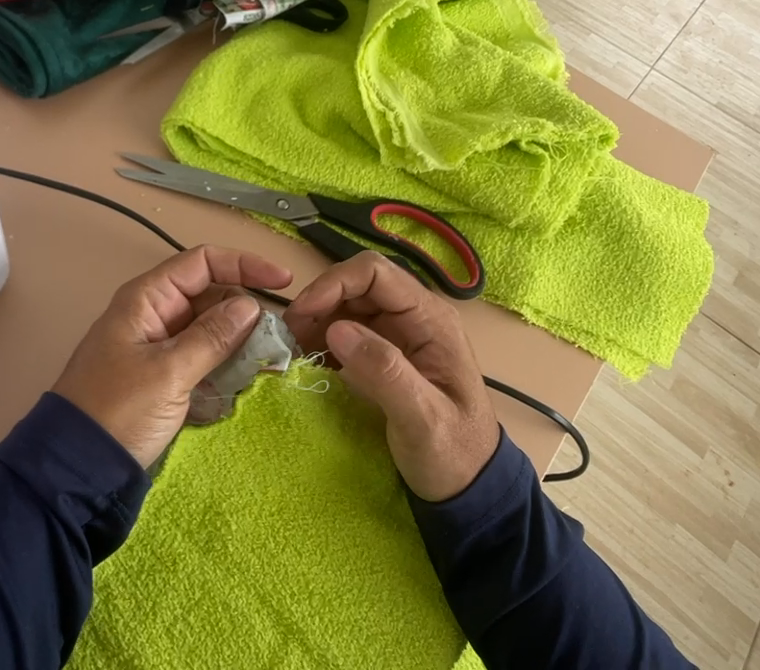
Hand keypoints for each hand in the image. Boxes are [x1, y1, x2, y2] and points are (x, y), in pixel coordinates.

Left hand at [54, 245, 292, 468]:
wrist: (78, 468)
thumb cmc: (117, 411)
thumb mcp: (169, 373)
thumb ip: (212, 337)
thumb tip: (250, 305)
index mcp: (147, 299)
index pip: (203, 263)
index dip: (244, 265)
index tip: (283, 280)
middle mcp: (155, 313)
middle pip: (211, 295)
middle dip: (246, 310)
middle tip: (279, 336)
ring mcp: (160, 345)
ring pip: (211, 328)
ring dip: (240, 340)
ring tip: (270, 359)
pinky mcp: (165, 374)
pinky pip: (204, 356)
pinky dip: (227, 363)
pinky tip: (249, 377)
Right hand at [284, 252, 498, 501]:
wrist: (470, 486)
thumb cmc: (454, 453)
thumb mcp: (423, 419)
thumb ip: (385, 372)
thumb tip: (337, 329)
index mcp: (430, 319)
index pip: (375, 273)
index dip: (333, 284)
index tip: (302, 314)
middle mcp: (414, 317)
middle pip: (356, 285)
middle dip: (319, 303)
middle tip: (289, 337)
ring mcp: (399, 334)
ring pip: (347, 305)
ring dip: (316, 321)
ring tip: (293, 351)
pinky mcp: (385, 353)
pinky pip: (347, 330)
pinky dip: (322, 339)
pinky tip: (307, 361)